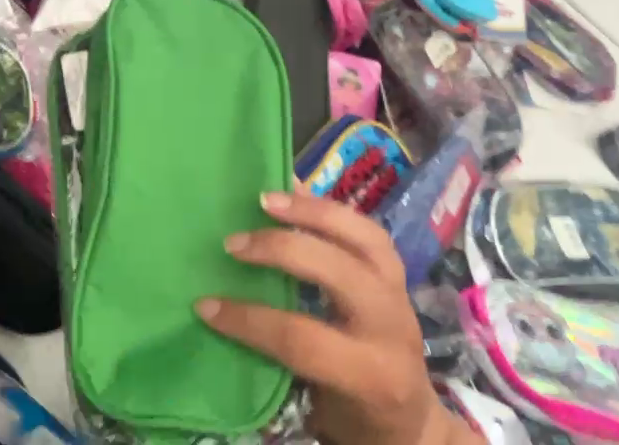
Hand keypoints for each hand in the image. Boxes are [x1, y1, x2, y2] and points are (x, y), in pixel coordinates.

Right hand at [194, 191, 475, 444]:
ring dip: (310, 213)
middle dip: (281, 251)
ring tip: (264, 199)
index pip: (302, 339)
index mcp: (370, 375)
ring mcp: (401, 296)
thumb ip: (274, 360)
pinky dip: (328, 210)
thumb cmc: (352, 416)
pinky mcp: (398, 276)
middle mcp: (392, 330)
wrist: (413, 421)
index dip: (249, 321)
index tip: (205, 306)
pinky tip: (294, 197)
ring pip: (364, 239)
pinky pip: (368, 230)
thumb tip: (218, 309)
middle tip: (232, 243)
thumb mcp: (313, 406)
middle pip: (339, 274)